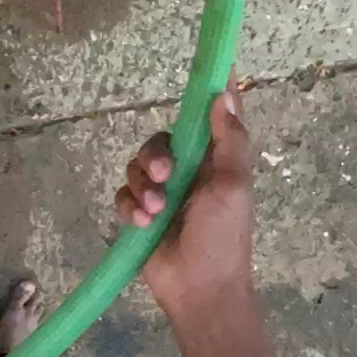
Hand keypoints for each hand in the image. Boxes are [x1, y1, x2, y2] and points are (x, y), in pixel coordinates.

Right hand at [115, 87, 255, 318]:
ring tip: (154, 212)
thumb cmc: (223, 237)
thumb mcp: (232, 186)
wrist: (200, 290)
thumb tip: (223, 92)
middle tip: (164, 177)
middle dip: (155, 157)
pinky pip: (123, 195)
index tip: (206, 66)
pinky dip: (131, 207)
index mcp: (215, 162)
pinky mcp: (141, 216)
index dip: (207, 94)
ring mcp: (162, 195)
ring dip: (142, 187)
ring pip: (136, 167)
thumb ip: (228, 140)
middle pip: (160, 141)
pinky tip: (143, 224)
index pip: (210, 119)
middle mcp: (188, 173)